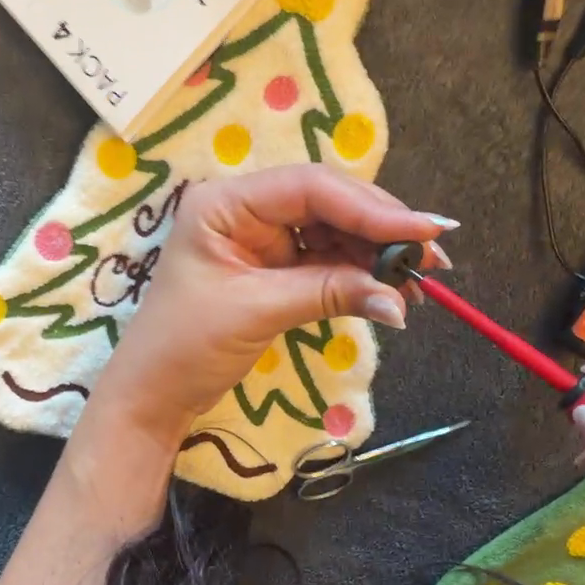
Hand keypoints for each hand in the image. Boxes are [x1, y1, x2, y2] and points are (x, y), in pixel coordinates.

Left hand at [91, 164, 449, 443]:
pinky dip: (354, 277)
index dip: (372, 207)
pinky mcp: (269, 271)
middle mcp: (244, 210)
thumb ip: (328, 294)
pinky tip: (385, 291)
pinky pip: (322, 263)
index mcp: (225, 202)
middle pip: (328, 204)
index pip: (311, 188)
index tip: (423, 231)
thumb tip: (400, 300)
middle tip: (433, 257)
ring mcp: (258, 240)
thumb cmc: (185, 346)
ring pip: (331, 233)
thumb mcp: (257, 312)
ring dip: (373, 256)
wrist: (152, 396)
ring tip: (417, 282)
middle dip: (381, 230)